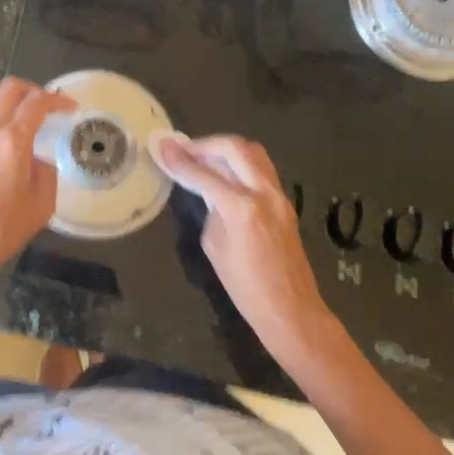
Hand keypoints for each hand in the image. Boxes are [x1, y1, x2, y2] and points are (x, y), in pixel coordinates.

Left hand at [0, 78, 75, 299]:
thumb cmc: (1, 229)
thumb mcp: (41, 205)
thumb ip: (47, 173)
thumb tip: (39, 160)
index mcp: (12, 140)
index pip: (36, 103)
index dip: (58, 100)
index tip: (72, 107)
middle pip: (8, 88)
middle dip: (33, 89)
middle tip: (49, 106)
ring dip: (10, 96)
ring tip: (27, 115)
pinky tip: (11, 137)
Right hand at [157, 135, 334, 351]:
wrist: (291, 309)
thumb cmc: (246, 288)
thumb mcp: (215, 248)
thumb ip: (211, 211)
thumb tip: (210, 193)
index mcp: (242, 208)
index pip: (204, 173)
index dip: (180, 159)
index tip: (162, 146)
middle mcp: (264, 193)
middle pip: (235, 148)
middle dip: (206, 144)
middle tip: (184, 150)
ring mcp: (279, 195)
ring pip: (254, 153)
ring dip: (227, 149)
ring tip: (205, 158)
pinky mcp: (286, 203)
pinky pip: (262, 169)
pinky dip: (241, 164)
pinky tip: (226, 175)